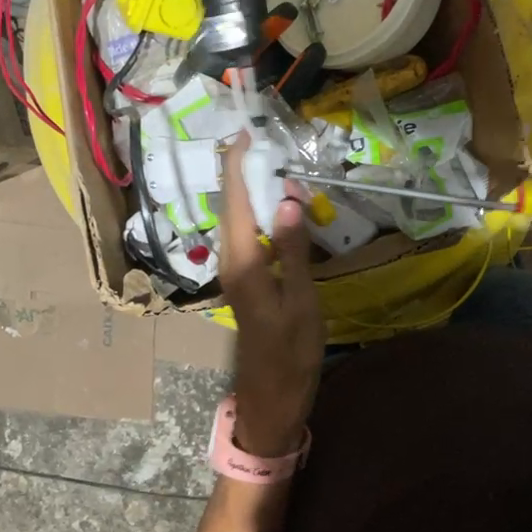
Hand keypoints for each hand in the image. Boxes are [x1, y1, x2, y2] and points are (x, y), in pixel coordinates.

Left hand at [219, 133, 324, 455]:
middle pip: (232, 207)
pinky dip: (256, 215)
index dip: (237, 165)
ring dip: (249, 191)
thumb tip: (288, 199)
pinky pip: (245, 237)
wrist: (269, 399)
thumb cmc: (290, 355)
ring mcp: (234, 273)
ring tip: (268, 164)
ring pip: (237, 221)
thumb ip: (294, 251)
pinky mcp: (243, 282)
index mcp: (243, 262)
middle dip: (242, 171)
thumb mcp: (301, 303)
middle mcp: (231, 261)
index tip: (245, 133)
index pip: (235, 202)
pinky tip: (274, 210)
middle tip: (261, 140)